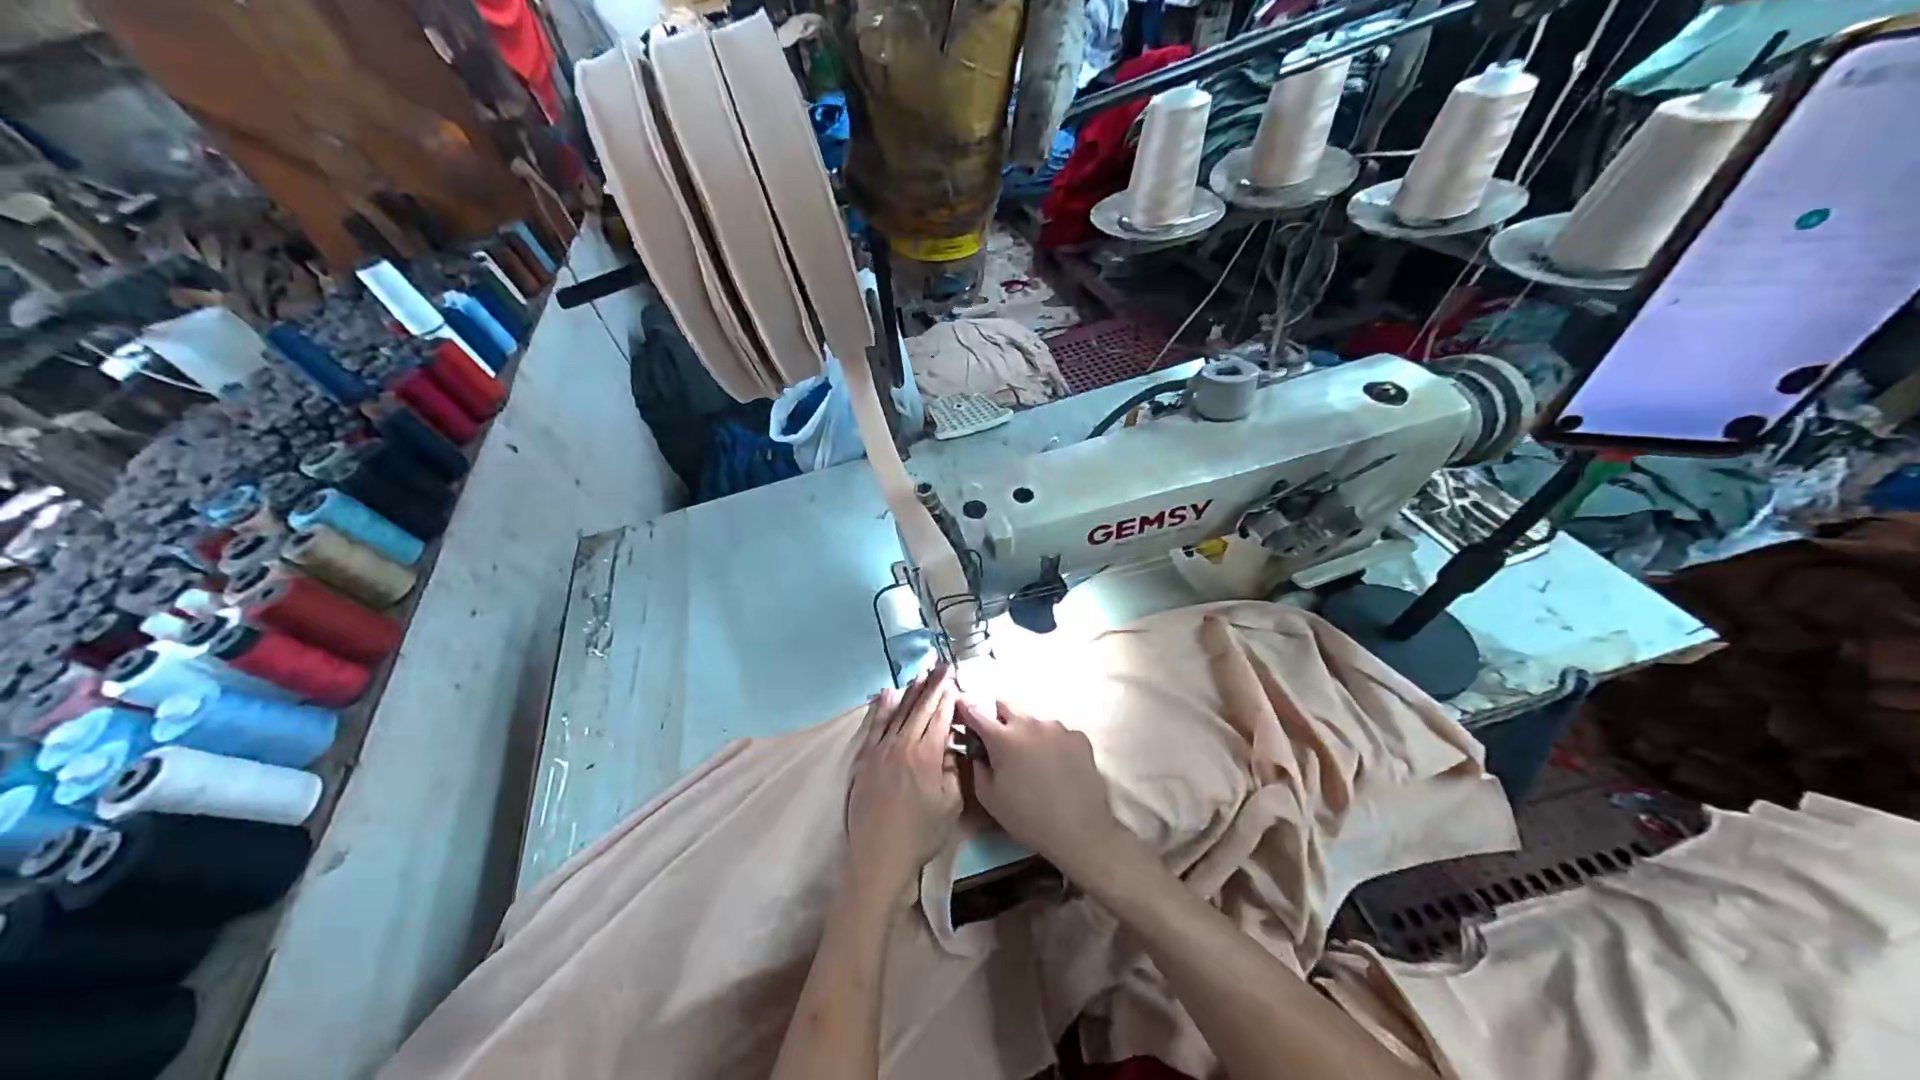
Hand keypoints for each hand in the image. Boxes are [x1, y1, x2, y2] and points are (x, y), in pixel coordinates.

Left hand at [845, 668, 962, 894]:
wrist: (879, 855)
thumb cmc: (921, 833)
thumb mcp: (951, 805)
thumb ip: (954, 771)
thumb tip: (952, 748)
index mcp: (927, 754)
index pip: (940, 716)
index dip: (949, 697)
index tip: (956, 679)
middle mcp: (903, 744)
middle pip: (920, 708)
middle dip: (933, 686)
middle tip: (942, 667)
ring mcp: (881, 750)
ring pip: (898, 712)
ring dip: (911, 691)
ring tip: (921, 674)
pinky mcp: (865, 759)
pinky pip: (876, 726)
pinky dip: (883, 707)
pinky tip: (889, 693)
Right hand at [959, 700, 1130, 877]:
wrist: (1079, 831)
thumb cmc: (1027, 817)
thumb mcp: (989, 797)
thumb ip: (977, 766)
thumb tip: (976, 749)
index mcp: (1003, 738)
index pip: (976, 713)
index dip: (966, 709)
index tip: (961, 706)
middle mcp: (1029, 724)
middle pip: (1007, 706)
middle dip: (999, 718)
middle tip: (1000, 740)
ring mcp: (1057, 728)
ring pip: (1034, 720)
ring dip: (1028, 732)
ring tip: (1033, 759)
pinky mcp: (1078, 737)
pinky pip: (1058, 733)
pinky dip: (1052, 743)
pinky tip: (1057, 765)